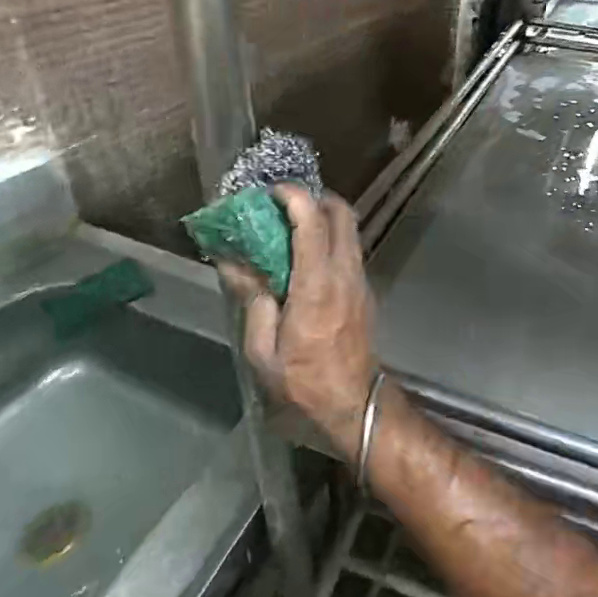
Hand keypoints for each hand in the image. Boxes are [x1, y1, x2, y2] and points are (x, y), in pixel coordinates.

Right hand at [217, 184, 377, 457]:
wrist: (354, 406)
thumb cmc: (304, 382)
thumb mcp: (263, 350)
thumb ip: (252, 300)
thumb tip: (233, 263)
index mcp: (317, 287)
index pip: (313, 223)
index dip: (294, 197)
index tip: (273, 191)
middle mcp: (345, 275)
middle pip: (342, 213)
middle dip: (315, 197)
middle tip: (284, 203)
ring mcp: (360, 281)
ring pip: (350, 229)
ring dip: (324, 216)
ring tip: (292, 224)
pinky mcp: (365, 290)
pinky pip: (349, 248)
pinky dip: (330, 237)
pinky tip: (306, 255)